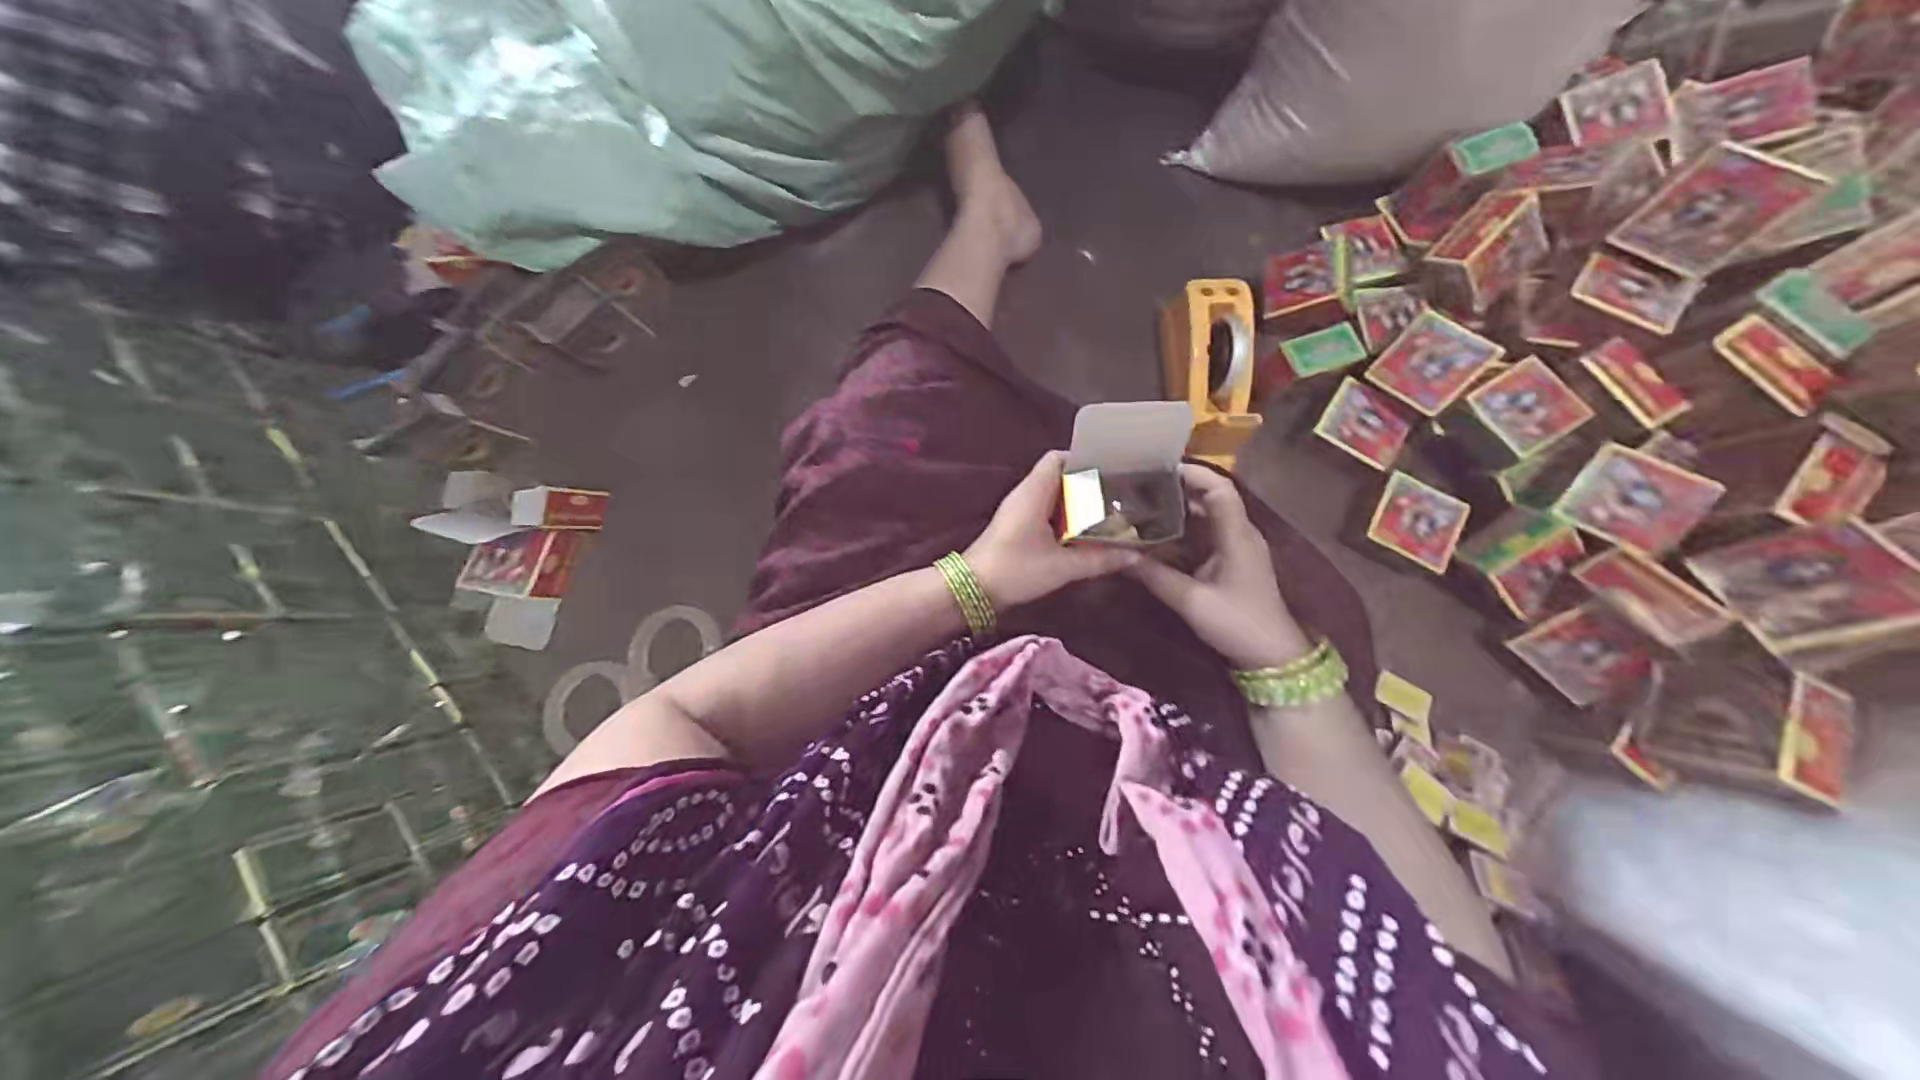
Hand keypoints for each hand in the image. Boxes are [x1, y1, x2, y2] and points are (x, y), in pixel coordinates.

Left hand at [964, 451, 1140, 609]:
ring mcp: (1018, 511)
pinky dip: (1064, 519)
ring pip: (1053, 497)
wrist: (972, 590)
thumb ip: (1099, 559)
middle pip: (1059, 477)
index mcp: (1034, 491)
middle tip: (1117, 496)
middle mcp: (1025, 495)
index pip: (1058, 457)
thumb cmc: (1015, 570)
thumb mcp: (1062, 567)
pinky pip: (1045, 513)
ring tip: (1108, 514)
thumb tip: (1135, 556)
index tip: (1110, 472)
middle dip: (1087, 485)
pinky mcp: (1016, 528)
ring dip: (1076, 505)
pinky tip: (1084, 535)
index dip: (1084, 459)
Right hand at [1129, 464, 1312, 670]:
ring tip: (1140, 507)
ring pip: (1204, 518)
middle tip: (1138, 487)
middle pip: (1209, 499)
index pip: (1218, 489)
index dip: (1192, 473)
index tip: (1158, 468)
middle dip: (1175, 490)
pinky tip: (1153, 538)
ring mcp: (1236, 548)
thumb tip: (1120, 555)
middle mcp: (1239, 534)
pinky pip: (1203, 538)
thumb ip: (1155, 576)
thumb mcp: (1191, 601)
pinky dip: (1179, 534)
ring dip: (1175, 512)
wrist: (1272, 657)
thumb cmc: (1237, 623)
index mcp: (1237, 535)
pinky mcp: (1230, 563)